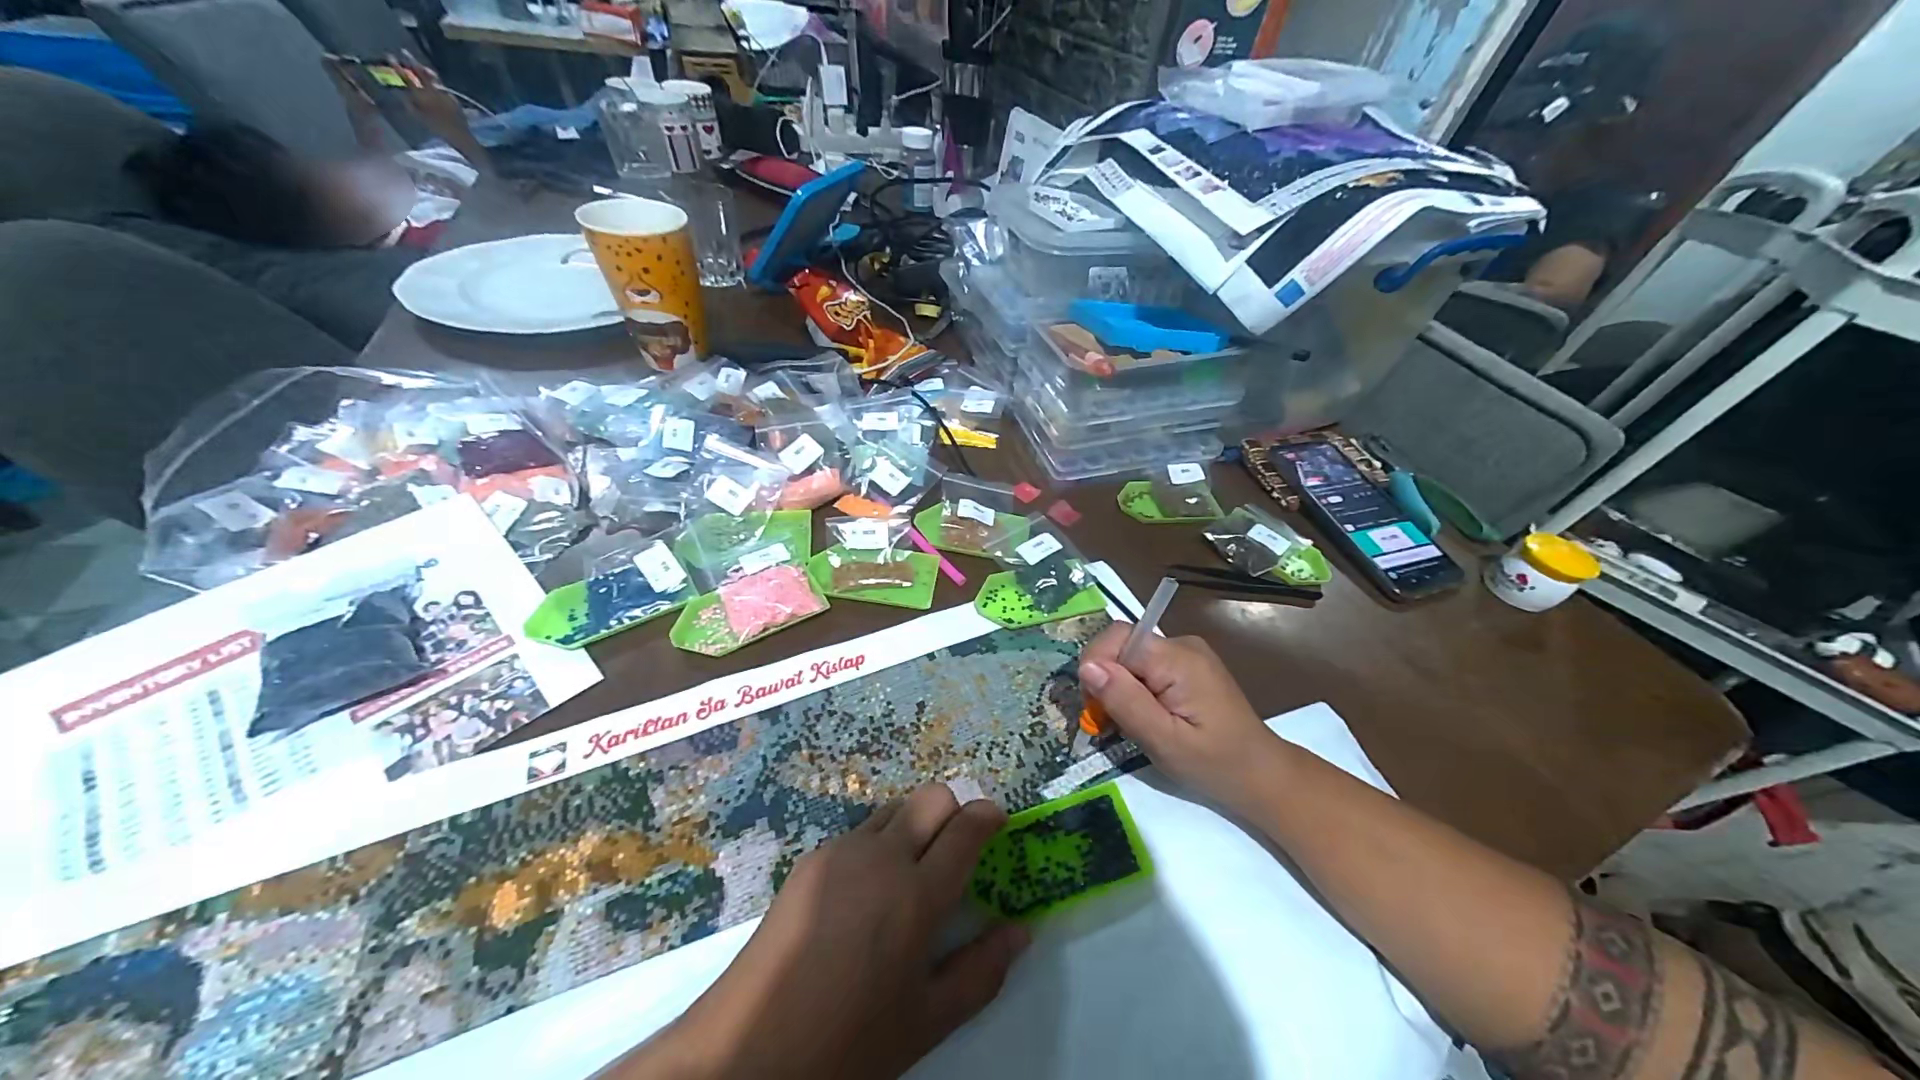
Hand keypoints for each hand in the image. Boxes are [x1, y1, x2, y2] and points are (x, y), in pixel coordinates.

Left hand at [613, 784, 1029, 1079]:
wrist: (749, 1047)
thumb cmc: (849, 1040)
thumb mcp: (927, 1021)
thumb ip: (981, 971)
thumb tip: (1021, 931)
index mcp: (917, 894)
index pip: (967, 827)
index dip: (989, 816)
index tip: (998, 824)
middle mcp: (881, 857)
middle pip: (932, 796)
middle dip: (957, 807)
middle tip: (963, 842)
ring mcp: (840, 852)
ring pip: (894, 808)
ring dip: (917, 820)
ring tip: (918, 865)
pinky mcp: (809, 859)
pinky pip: (861, 830)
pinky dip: (882, 839)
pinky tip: (872, 885)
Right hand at [1079, 625, 1284, 814]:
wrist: (1262, 775)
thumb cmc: (1214, 763)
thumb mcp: (1163, 740)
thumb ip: (1125, 700)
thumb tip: (1087, 667)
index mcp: (1178, 658)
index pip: (1118, 637)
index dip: (1096, 665)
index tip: (1094, 706)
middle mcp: (1182, 645)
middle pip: (1123, 646)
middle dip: (1105, 680)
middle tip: (1106, 722)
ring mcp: (1187, 655)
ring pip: (1131, 658)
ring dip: (1119, 688)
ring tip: (1125, 725)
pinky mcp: (1188, 668)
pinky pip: (1146, 667)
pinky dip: (1134, 690)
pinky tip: (1143, 718)